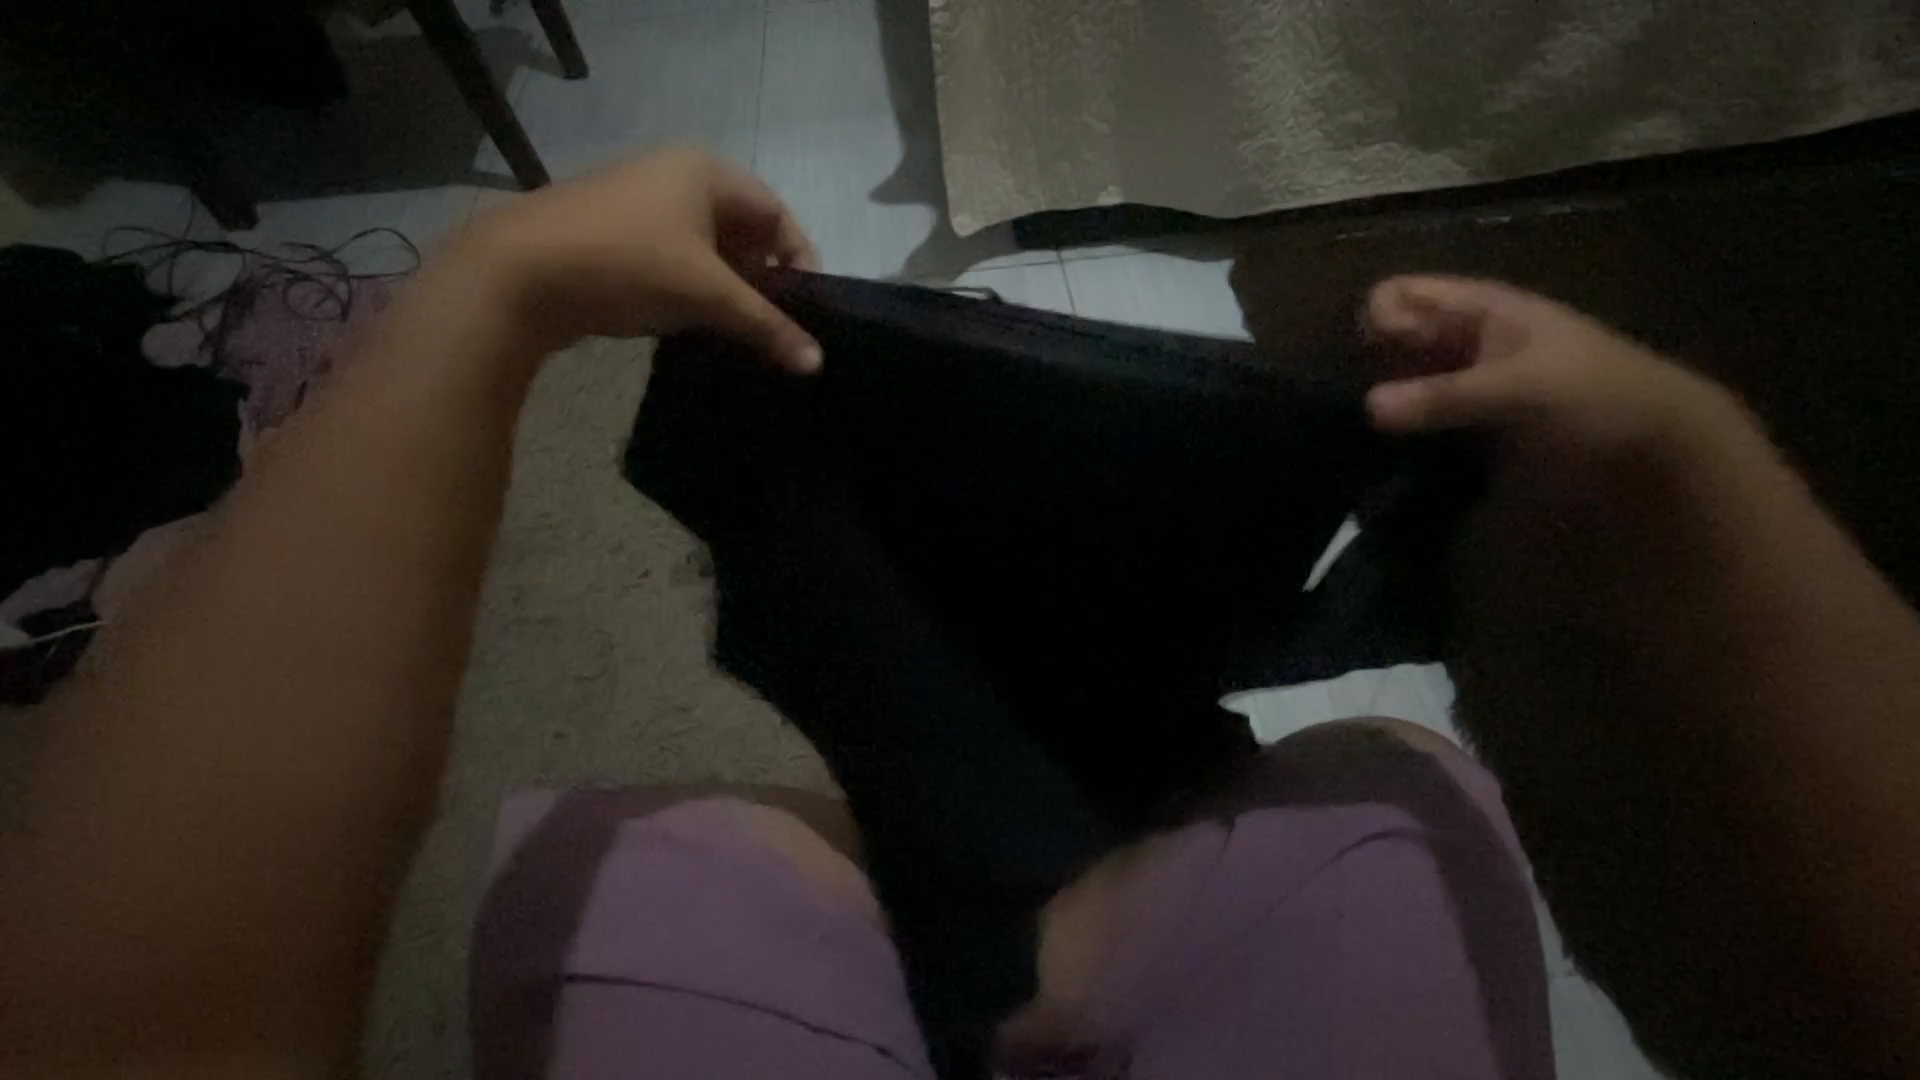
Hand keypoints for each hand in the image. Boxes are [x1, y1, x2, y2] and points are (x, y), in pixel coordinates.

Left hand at [455, 147, 823, 372]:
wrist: (517, 275)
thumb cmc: (628, 263)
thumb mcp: (708, 295)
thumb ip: (768, 326)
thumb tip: (817, 364)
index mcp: (707, 171)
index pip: (779, 216)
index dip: (800, 263)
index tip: (807, 313)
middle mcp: (677, 177)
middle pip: (746, 233)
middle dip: (765, 282)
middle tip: (776, 329)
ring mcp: (644, 206)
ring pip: (711, 252)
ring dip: (731, 292)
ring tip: (741, 334)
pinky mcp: (620, 238)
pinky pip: (679, 263)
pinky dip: (696, 293)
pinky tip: (698, 327)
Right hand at [1361, 275, 1748, 460]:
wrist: (1654, 450)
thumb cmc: (1596, 396)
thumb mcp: (1521, 387)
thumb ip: (1444, 396)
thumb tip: (1366, 407)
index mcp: (1479, 310)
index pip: (1400, 296)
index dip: (1374, 321)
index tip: (1369, 360)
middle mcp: (1462, 342)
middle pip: (1391, 341)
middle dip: (1365, 365)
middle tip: (1347, 403)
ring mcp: (1461, 386)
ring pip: (1398, 384)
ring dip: (1377, 404)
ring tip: (1354, 433)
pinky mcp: (1462, 428)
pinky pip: (1413, 423)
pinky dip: (1395, 434)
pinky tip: (1379, 453)